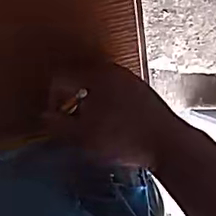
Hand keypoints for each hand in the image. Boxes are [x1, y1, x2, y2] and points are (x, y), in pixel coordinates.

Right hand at [43, 63, 184, 169]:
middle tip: (69, 122)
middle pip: (80, 79)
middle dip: (70, 100)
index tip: (54, 117)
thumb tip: (45, 117)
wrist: (169, 145)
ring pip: (99, 87)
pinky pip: (116, 94)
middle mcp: (114, 71)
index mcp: (95, 74)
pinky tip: (111, 127)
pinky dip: (107, 106)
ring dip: (89, 104)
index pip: (61, 76)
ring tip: (89, 127)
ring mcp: (131, 80)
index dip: (51, 97)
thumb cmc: (124, 138)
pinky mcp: (143, 93)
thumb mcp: (82, 136)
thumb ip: (58, 125)